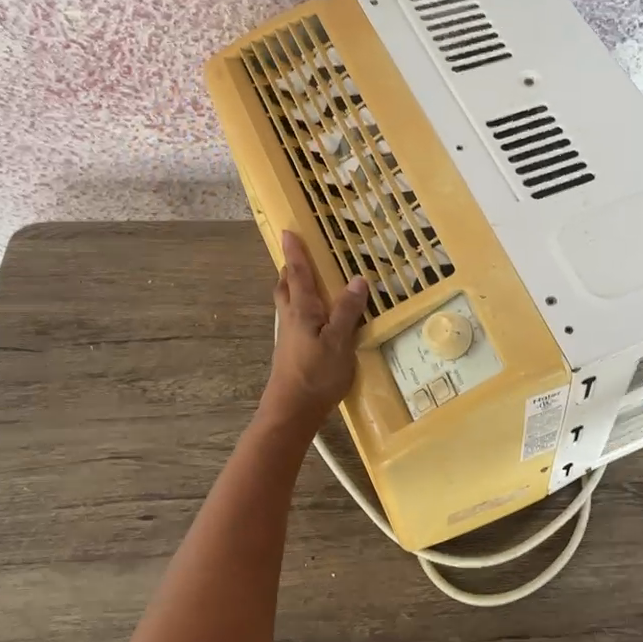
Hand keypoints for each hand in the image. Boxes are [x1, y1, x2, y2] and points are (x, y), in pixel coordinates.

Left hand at [260, 231, 368, 428]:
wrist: (292, 410)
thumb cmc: (317, 373)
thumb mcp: (340, 341)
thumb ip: (348, 311)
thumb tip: (357, 279)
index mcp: (302, 310)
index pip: (297, 274)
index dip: (294, 253)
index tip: (287, 231)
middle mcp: (291, 318)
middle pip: (285, 287)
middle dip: (290, 270)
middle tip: (297, 257)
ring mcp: (289, 337)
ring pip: (288, 304)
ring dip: (293, 289)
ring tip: (308, 283)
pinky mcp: (292, 352)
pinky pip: (295, 320)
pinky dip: (301, 309)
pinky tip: (316, 319)